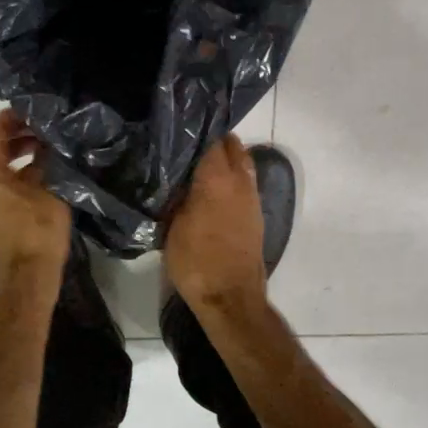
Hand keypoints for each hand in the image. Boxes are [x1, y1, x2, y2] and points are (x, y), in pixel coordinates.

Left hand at [0, 110, 70, 288]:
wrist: (25, 281)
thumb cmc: (35, 232)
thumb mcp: (48, 189)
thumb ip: (46, 160)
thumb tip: (49, 143)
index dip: (9, 119)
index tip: (32, 111)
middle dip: (12, 134)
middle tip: (40, 128)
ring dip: (13, 153)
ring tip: (44, 147)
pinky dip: (13, 172)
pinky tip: (41, 172)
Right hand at [165, 134, 267, 311]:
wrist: (231, 298)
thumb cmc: (196, 261)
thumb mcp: (172, 226)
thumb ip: (176, 194)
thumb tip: (174, 177)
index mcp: (217, 178)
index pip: (210, 138)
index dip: (194, 131)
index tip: (177, 129)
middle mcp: (240, 180)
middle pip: (231, 146)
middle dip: (212, 141)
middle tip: (187, 146)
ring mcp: (252, 197)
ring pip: (241, 163)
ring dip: (224, 160)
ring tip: (197, 166)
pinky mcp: (255, 214)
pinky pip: (244, 182)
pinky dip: (231, 178)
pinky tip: (210, 190)